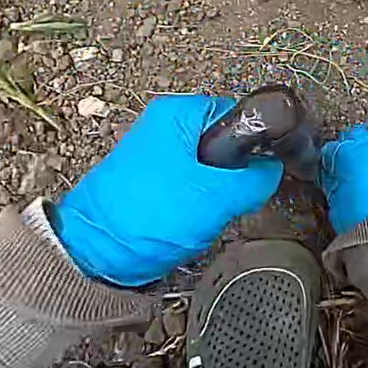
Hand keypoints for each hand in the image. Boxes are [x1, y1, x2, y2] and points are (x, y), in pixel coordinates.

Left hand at [52, 95, 282, 285]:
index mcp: (177, 113)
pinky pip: (189, 182)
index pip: (235, 112)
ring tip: (203, 210)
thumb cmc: (145, 217)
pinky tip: (187, 218)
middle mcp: (162, 124)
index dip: (252, 143)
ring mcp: (153, 151)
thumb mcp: (217, 196)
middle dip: (231, 172)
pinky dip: (195, 200)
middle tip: (226, 195)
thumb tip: (271, 171)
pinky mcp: (148, 177)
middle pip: (222, 141)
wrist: (96, 255)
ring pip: (207, 166)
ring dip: (213, 190)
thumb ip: (255, 179)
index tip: (257, 168)